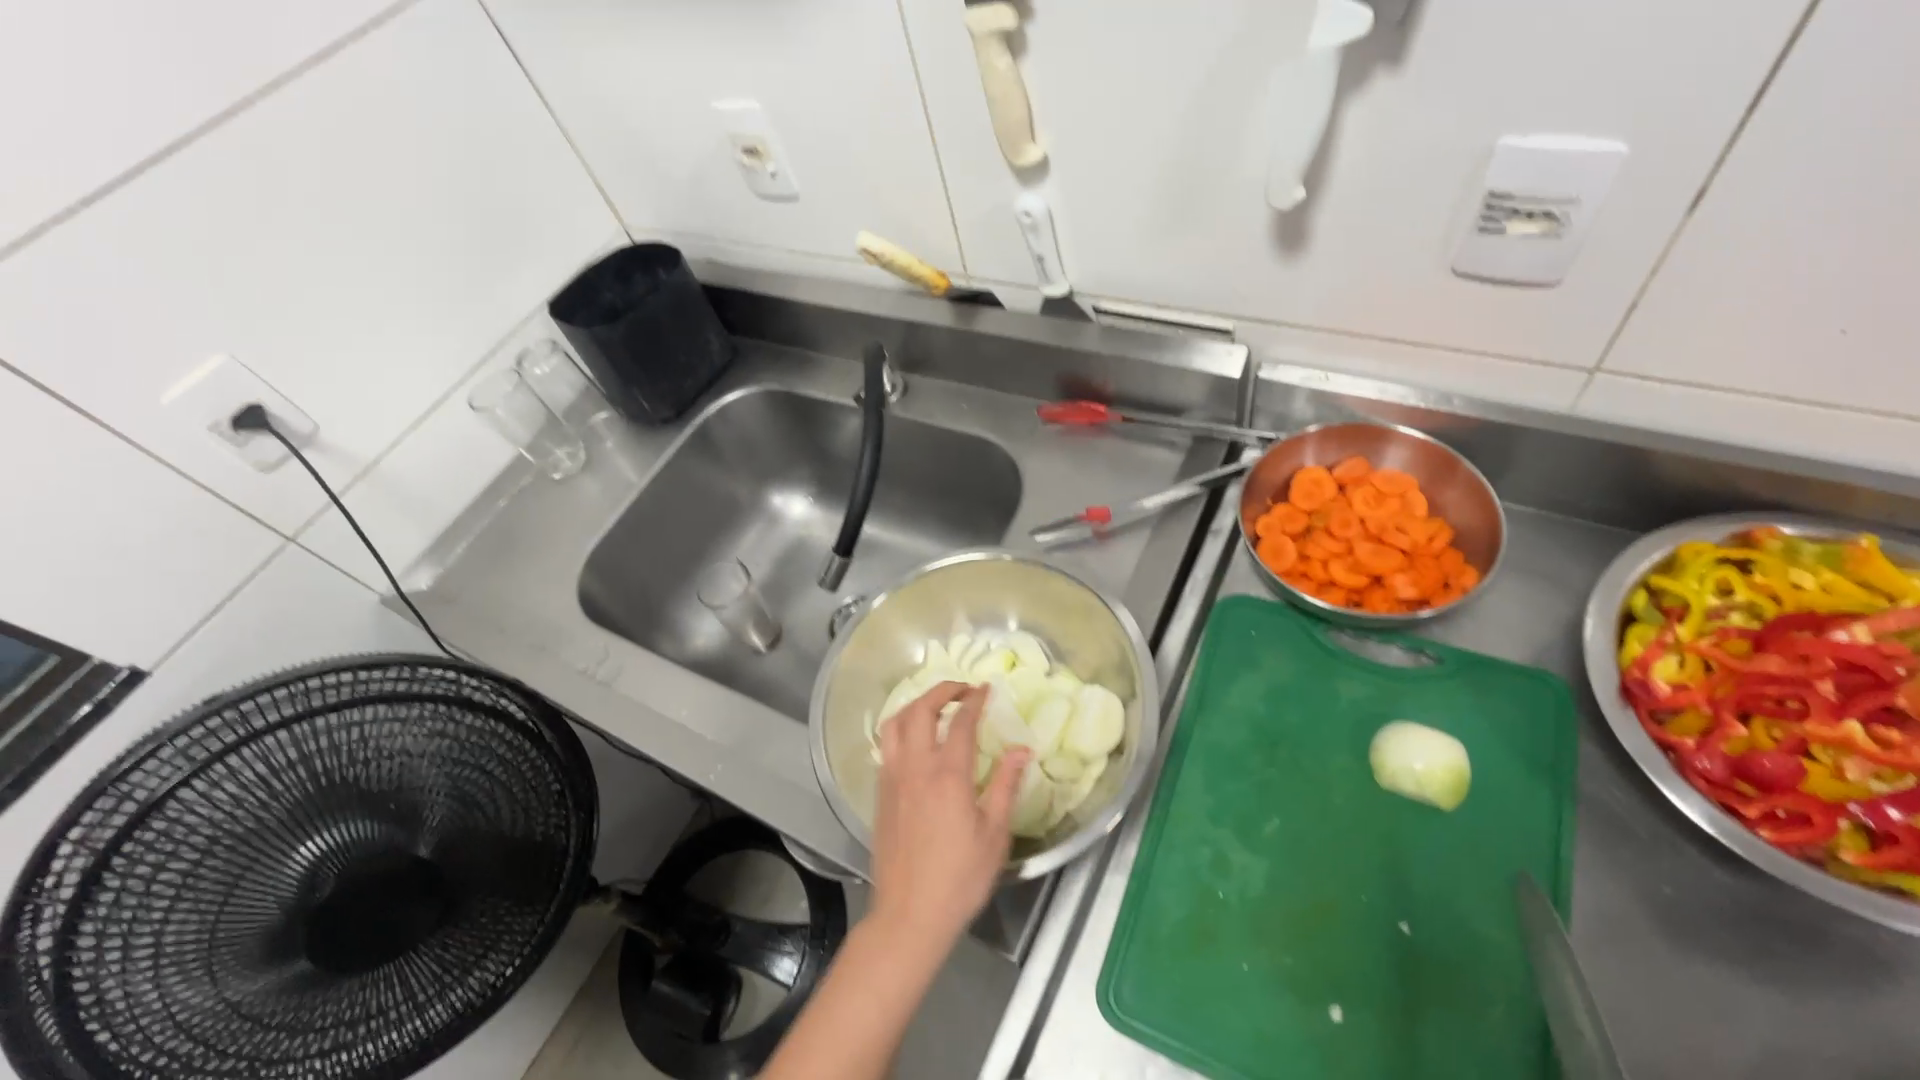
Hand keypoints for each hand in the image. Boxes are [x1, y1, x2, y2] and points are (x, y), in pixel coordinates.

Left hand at [870, 681, 1028, 947]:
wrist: (910, 914)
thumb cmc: (960, 878)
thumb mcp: (995, 834)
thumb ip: (1006, 785)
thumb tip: (1021, 750)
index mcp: (948, 775)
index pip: (961, 722)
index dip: (974, 700)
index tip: (986, 689)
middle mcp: (915, 768)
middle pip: (920, 710)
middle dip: (941, 691)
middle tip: (961, 689)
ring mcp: (892, 779)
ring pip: (895, 724)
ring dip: (914, 705)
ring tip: (935, 707)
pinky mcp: (879, 794)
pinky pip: (886, 747)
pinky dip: (900, 729)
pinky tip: (915, 741)